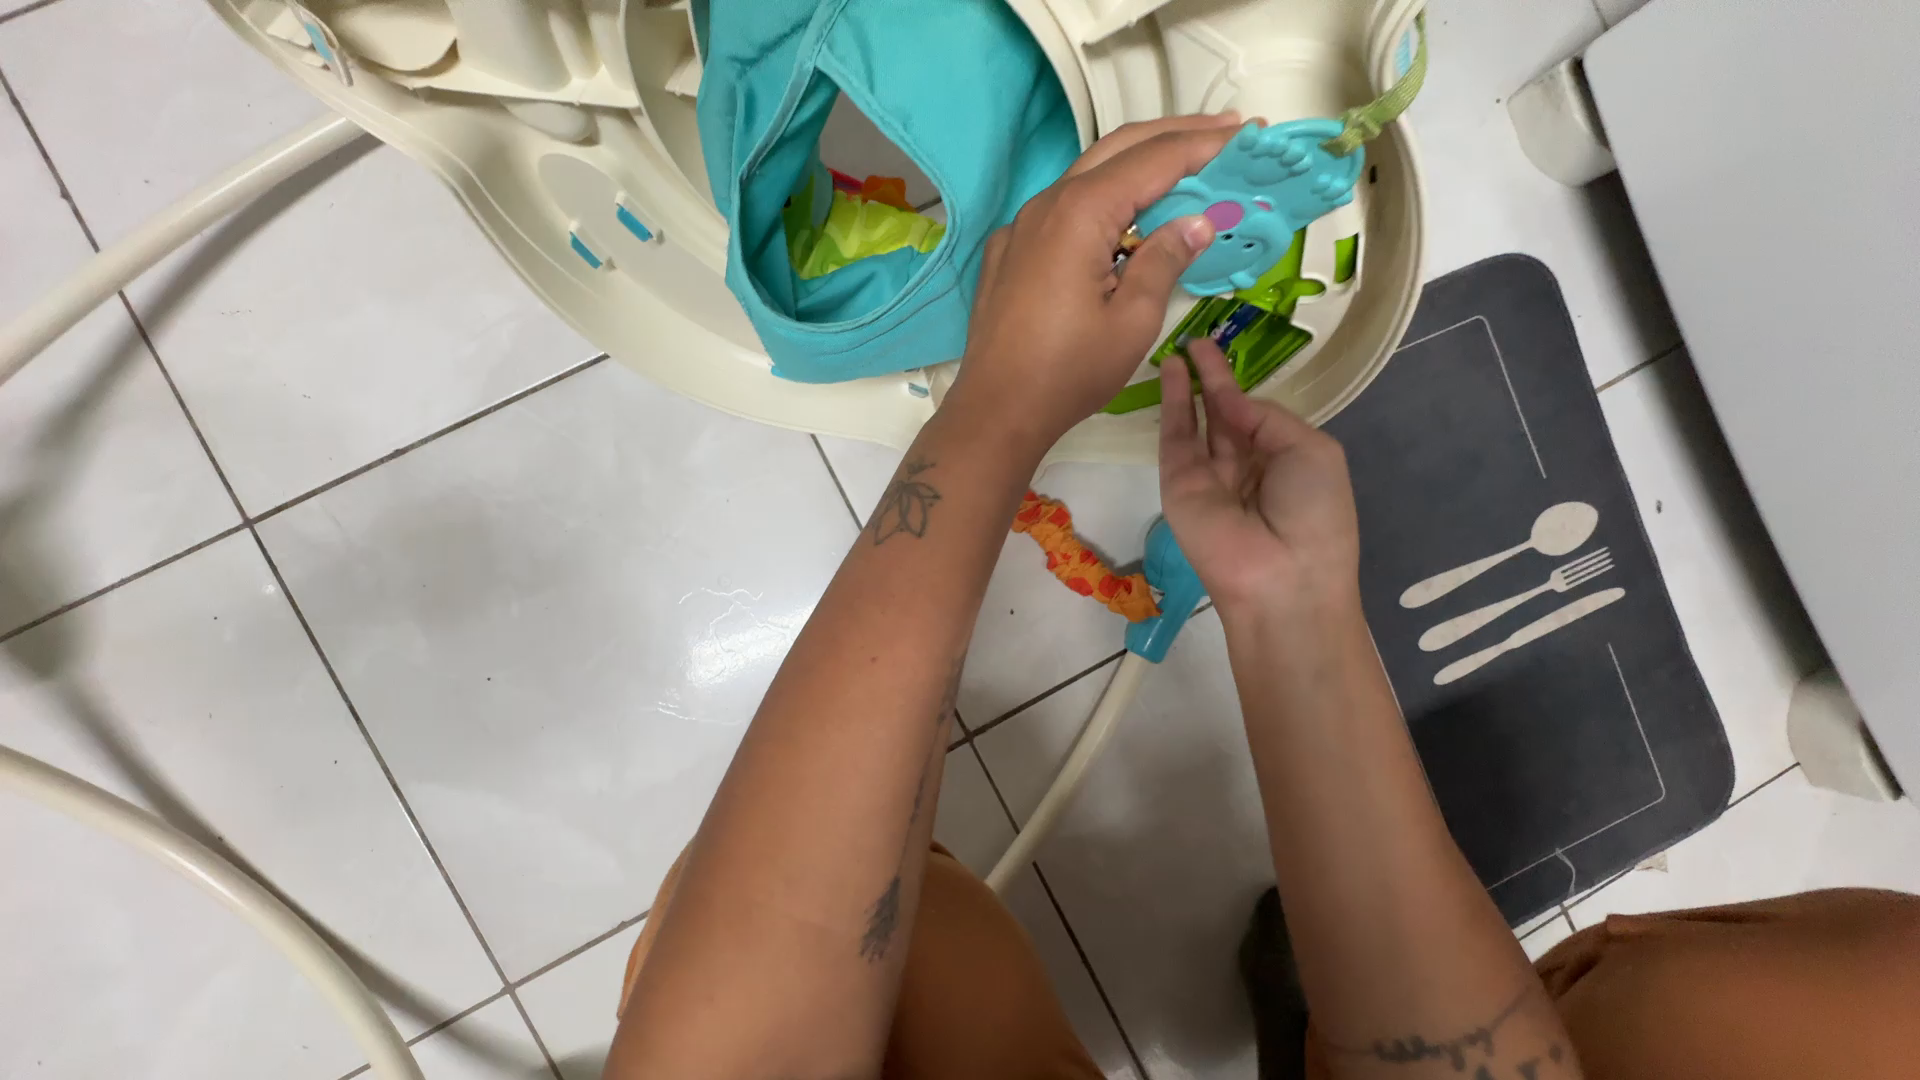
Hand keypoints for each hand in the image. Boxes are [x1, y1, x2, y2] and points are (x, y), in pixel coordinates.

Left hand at [947, 112, 1243, 447]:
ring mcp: (1019, 229)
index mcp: (1079, 214)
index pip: (1153, 160)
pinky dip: (1098, 204)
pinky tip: (1120, 224)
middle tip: (1223, 135)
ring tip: (1181, 175)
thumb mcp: (1132, 322)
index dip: (1203, 145)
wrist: (996, 411)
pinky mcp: (1008, 254)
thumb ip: (1164, 262)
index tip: (1245, 133)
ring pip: (1085, 179)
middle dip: (1172, 137)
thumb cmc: (1067, 374)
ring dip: (1134, 170)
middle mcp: (1044, 206)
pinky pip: (1059, 212)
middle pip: (1116, 151)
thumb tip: (1195, 223)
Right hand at [1158, 339, 1361, 620]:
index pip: (1252, 416)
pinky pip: (1175, 436)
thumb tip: (1230, 402)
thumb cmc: (1314, 514)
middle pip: (1221, 415)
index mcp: (1281, 461)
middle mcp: (1242, 467)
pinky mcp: (1177, 483)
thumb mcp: (1311, 451)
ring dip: (1186, 385)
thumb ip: (1268, 418)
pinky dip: (1173, 402)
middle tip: (1195, 341)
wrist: (1281, 577)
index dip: (1236, 384)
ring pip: (1194, 421)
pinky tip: (1172, 372)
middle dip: (1210, 379)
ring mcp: (1207, 476)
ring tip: (1178, 349)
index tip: (1218, 350)